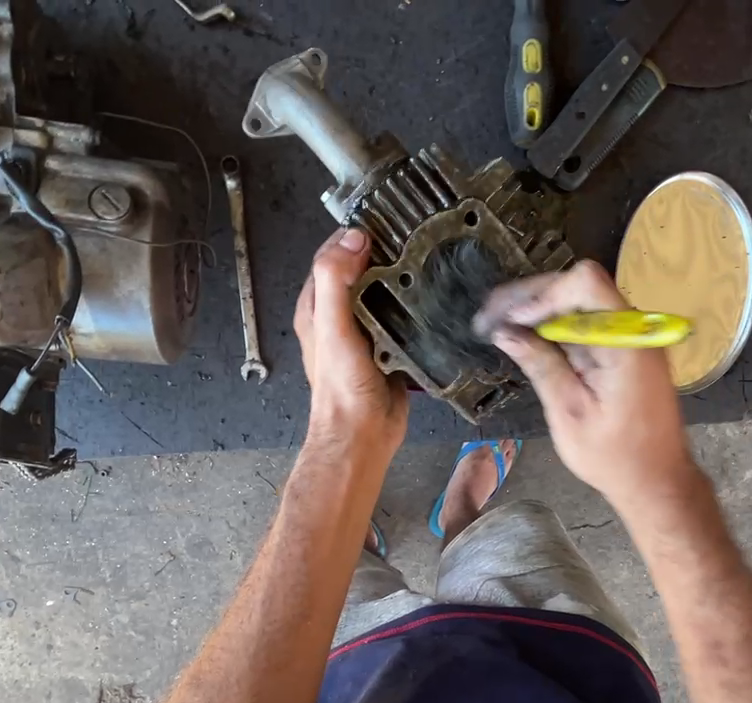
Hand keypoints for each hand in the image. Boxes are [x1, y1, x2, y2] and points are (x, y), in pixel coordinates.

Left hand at [294, 228, 408, 457]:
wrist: (363, 434)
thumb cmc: (342, 387)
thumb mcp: (333, 327)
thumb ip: (337, 281)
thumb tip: (354, 239)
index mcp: (317, 307)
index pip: (333, 255)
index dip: (355, 234)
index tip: (386, 219)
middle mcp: (340, 316)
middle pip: (363, 271)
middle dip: (385, 253)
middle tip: (417, 234)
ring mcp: (367, 333)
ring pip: (386, 294)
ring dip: (404, 279)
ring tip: (430, 258)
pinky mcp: (390, 350)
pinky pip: (404, 321)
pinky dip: (416, 308)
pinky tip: (434, 298)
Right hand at [474, 260, 699, 514]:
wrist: (655, 478)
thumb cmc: (614, 456)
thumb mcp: (570, 413)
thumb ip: (542, 366)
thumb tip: (505, 332)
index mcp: (625, 341)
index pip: (584, 284)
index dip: (542, 295)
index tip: (511, 321)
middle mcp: (632, 328)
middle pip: (577, 287)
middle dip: (529, 300)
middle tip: (486, 319)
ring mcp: (629, 337)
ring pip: (578, 302)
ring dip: (536, 311)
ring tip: (495, 326)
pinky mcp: (622, 348)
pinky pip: (585, 323)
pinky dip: (553, 327)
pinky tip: (522, 337)